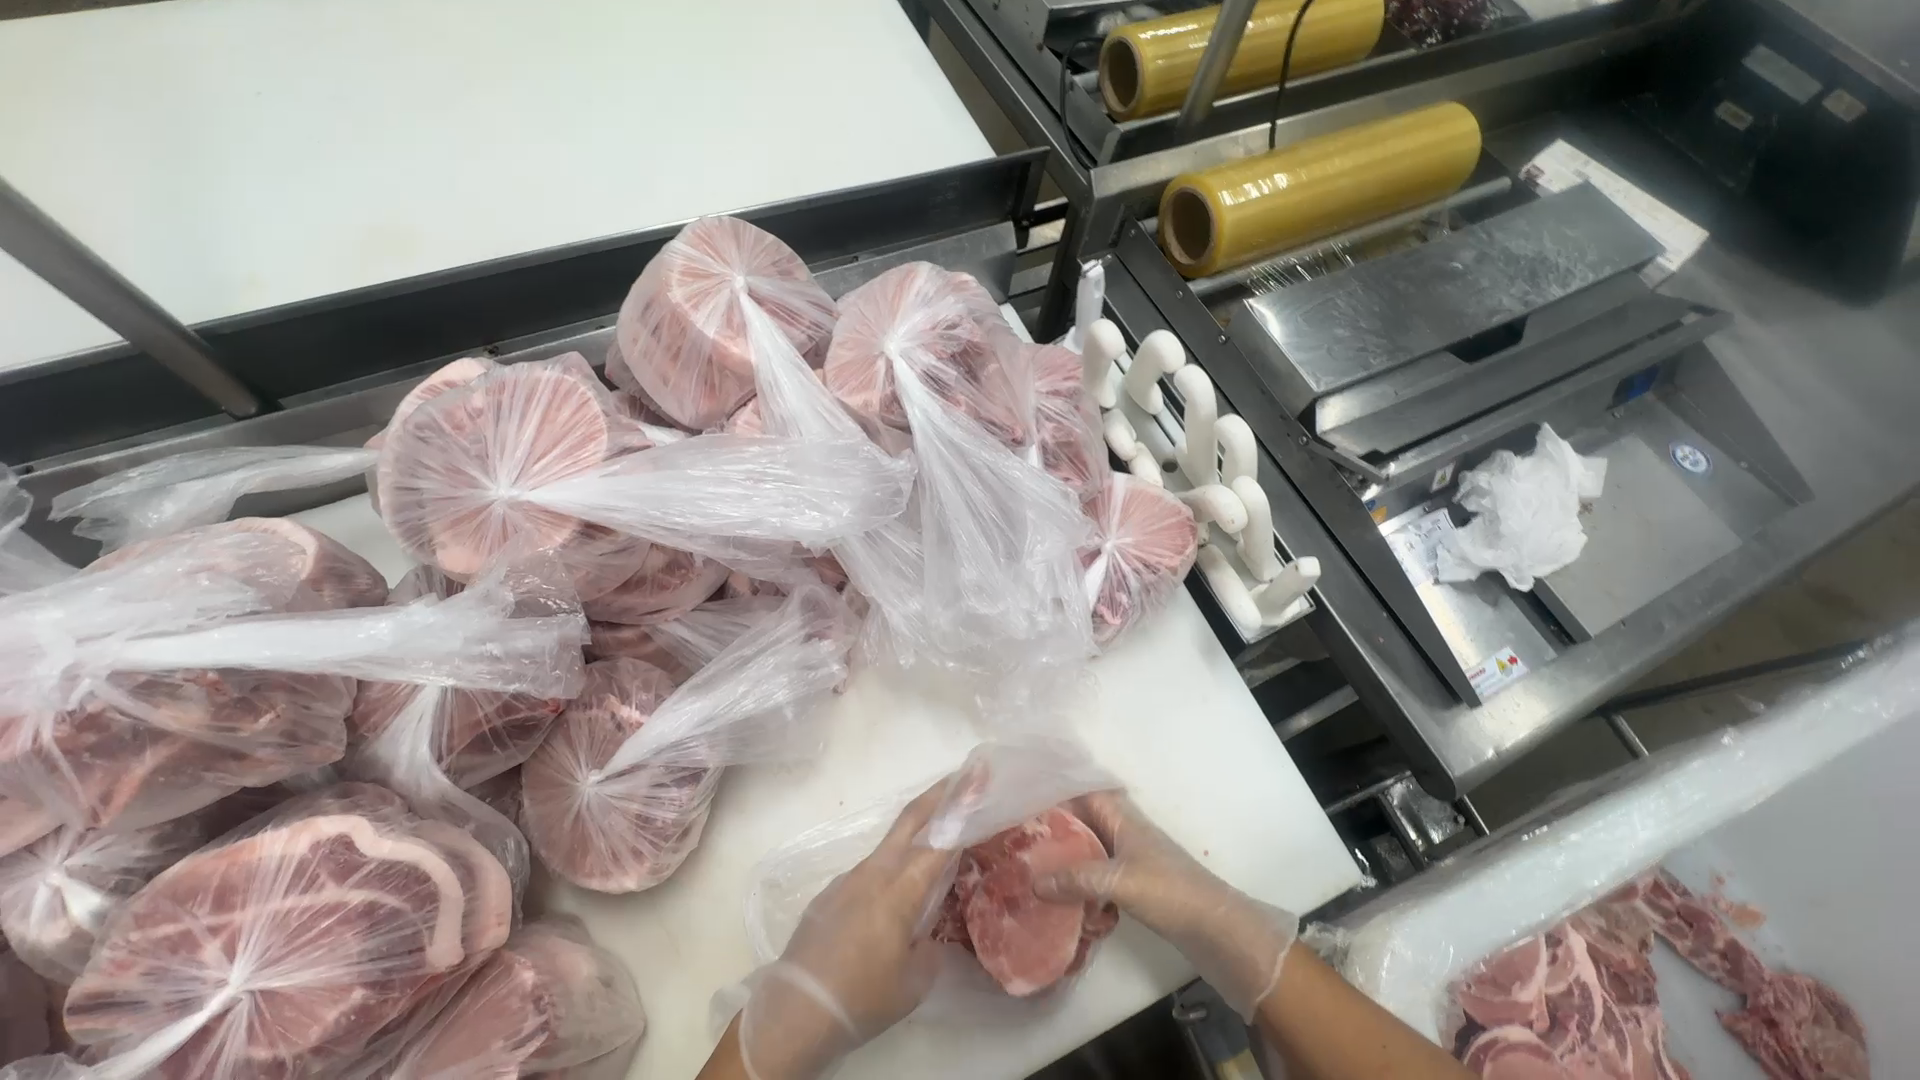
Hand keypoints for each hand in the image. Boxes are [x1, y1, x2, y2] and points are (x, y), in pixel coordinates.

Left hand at [731, 778, 958, 1079]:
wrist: (794, 1014)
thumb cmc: (861, 999)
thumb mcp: (914, 981)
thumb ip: (930, 945)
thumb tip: (926, 931)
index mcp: (899, 890)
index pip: (940, 840)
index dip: (963, 810)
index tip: (979, 781)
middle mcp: (873, 873)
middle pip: (909, 820)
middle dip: (939, 795)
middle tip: (964, 777)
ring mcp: (847, 880)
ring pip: (889, 848)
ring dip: (915, 836)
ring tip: (938, 843)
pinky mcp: (830, 895)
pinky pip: (870, 873)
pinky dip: (891, 870)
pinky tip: (895, 897)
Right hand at [1032, 790, 1297, 1018]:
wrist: (1217, 929)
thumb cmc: (1170, 892)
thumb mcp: (1118, 881)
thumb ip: (1075, 879)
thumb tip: (1032, 881)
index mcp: (1124, 818)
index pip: (1085, 793)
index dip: (1058, 792)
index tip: (1025, 801)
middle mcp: (1127, 832)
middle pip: (1085, 820)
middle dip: (1056, 826)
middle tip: (1019, 837)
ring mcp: (1133, 859)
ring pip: (1091, 848)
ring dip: (1067, 855)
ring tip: (1033, 865)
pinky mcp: (1137, 884)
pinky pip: (1099, 874)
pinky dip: (1081, 880)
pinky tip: (1062, 895)